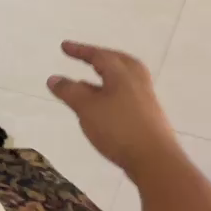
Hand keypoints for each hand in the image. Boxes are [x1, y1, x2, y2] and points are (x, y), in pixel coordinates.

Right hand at [47, 41, 184, 181]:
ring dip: (106, 78)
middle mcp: (137, 85)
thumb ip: (69, 91)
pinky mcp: (148, 120)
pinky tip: (100, 107)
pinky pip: (127, 97)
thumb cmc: (118, 129)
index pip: (100, 56)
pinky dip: (111, 94)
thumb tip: (53, 78)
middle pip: (122, 63)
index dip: (81, 50)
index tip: (64, 46)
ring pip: (125, 82)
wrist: (156, 163)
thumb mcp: (86, 107)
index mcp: (122, 76)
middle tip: (87, 57)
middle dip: (103, 58)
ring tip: (87, 83)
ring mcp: (146, 103)